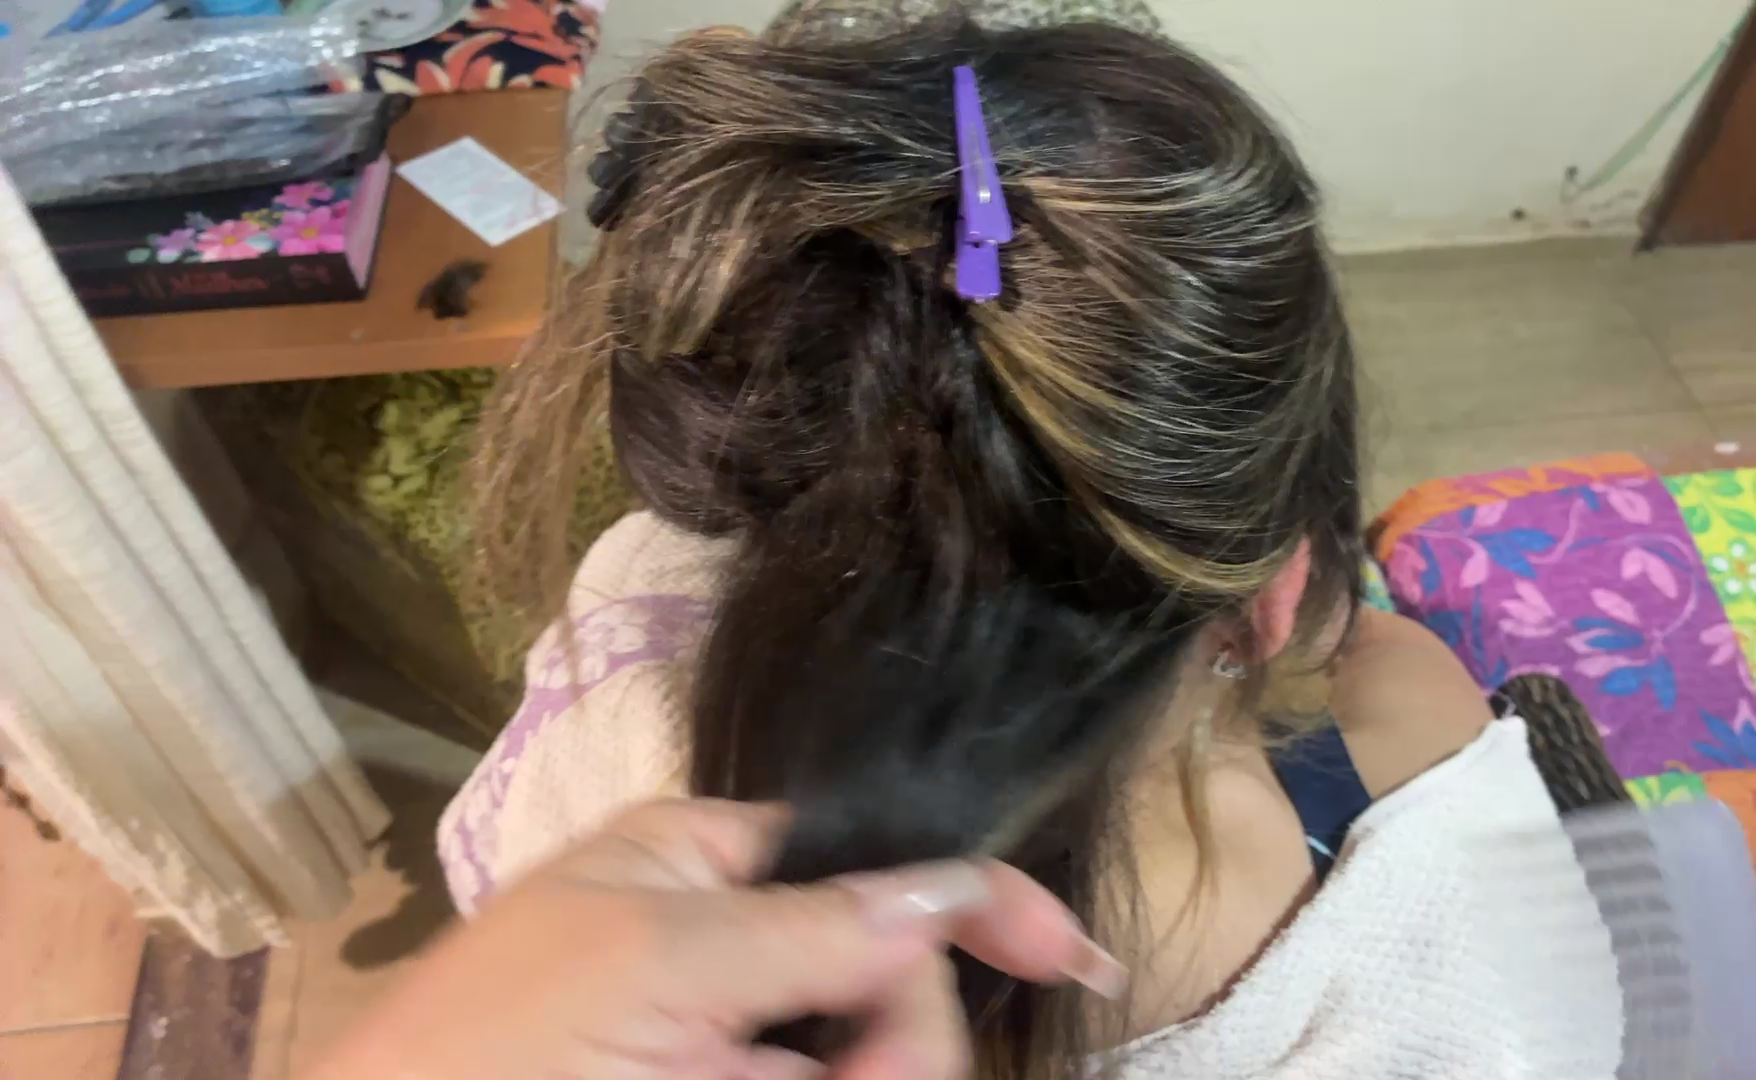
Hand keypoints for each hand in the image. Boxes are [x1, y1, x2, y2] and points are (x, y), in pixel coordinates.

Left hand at [299, 799, 1121, 1079]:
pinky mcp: (745, 1078)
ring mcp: (742, 1034)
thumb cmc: (484, 1063)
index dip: (974, 896)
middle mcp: (742, 940)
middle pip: (886, 971)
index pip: (873, 862)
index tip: (1072, 953)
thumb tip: (943, 890)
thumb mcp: (653, 966)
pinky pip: (843, 1071)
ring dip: (868, 1074)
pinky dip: (856, 1075)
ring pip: (869, 1050)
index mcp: (714, 866)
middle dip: (895, 1039)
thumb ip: (810, 925)